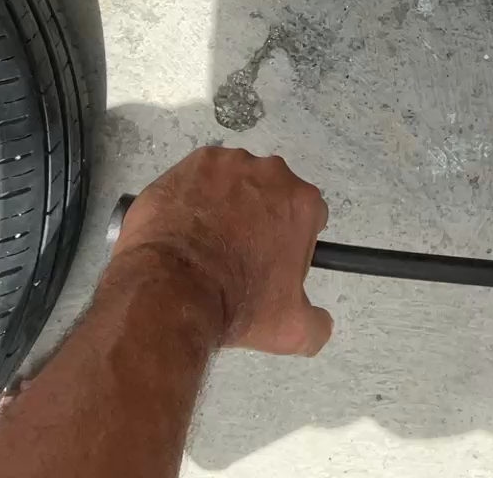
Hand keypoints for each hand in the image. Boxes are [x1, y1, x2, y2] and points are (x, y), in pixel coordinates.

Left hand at [111, 147, 332, 355]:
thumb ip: (316, 325)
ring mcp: (232, 163)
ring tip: (206, 240)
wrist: (171, 291)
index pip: (308, 215)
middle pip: (273, 193)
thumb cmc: (236, 303)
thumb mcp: (289, 329)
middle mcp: (273, 173)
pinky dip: (196, 193)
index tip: (271, 259)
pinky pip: (202, 175)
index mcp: (303, 204)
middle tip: (237, 252)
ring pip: (237, 181)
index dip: (291, 239)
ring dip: (227, 202)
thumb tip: (322, 324)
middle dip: (259, 216)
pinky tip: (185, 223)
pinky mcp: (196, 162)